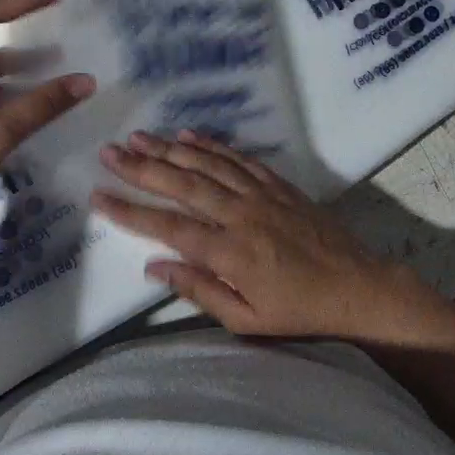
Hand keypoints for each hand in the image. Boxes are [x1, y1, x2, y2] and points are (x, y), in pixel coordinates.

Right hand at [93, 130, 452, 342]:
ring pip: (209, 165)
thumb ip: (199, 290)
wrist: (356, 287)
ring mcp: (261, 195)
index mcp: (229, 253)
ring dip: (171, 149)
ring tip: (139, 136)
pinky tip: (190, 135)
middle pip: (183, 185)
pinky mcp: (279, 185)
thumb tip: (154, 266)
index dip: (130, 210)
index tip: (98, 195)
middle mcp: (241, 216)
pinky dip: (214, 146)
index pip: (168, 227)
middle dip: (143, 167)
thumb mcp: (246, 320)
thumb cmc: (298, 312)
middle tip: (110, 151)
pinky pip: (240, 159)